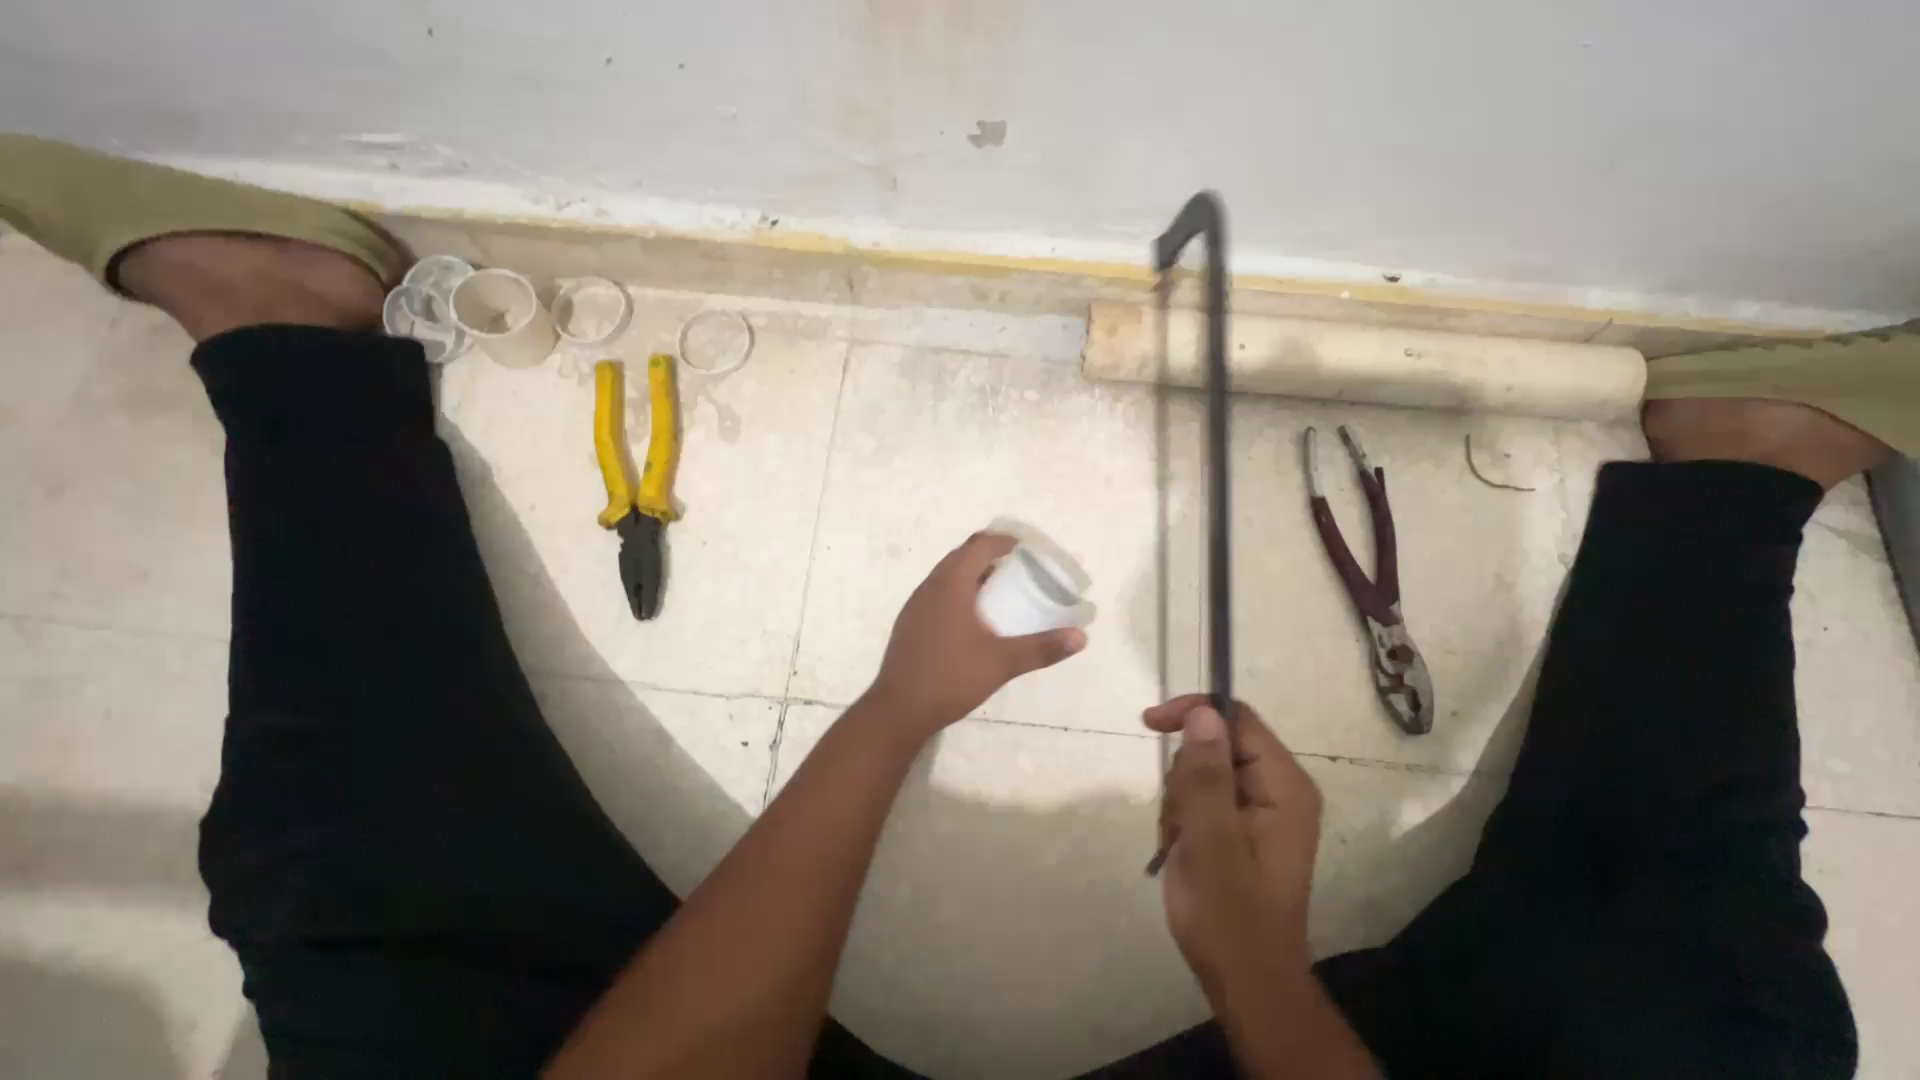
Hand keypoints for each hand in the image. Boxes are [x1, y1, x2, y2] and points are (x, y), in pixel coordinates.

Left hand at [867, 532, 1086, 734]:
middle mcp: (929, 587)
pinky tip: (973, 618)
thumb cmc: (951, 678)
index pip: (978, 546)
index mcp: (950, 585)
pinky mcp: (910, 623)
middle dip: (989, 555)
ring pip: (946, 575)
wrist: (899, 709)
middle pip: (961, 556)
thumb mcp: (1001, 663)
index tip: (1026, 547)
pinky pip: (937, 593)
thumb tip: (1080, 637)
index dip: (1003, 541)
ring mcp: (915, 605)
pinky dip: (958, 592)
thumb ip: (1041, 648)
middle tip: (1018, 567)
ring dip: (972, 574)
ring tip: (1000, 590)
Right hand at [1145, 696, 1322, 998]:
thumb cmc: (1229, 916)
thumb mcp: (1211, 841)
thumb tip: (1202, 713)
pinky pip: (1204, 800)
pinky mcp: (1246, 830)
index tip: (1149, 723)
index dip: (1193, 713)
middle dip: (1186, 776)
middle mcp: (1280, 790)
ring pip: (1203, 773)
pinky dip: (1184, 820)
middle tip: (1180, 824)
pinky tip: (1184, 853)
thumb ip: (1206, 775)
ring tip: (1182, 846)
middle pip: (1217, 745)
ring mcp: (1263, 811)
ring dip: (1181, 802)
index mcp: (1285, 786)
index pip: (1237, 719)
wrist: (1245, 981)